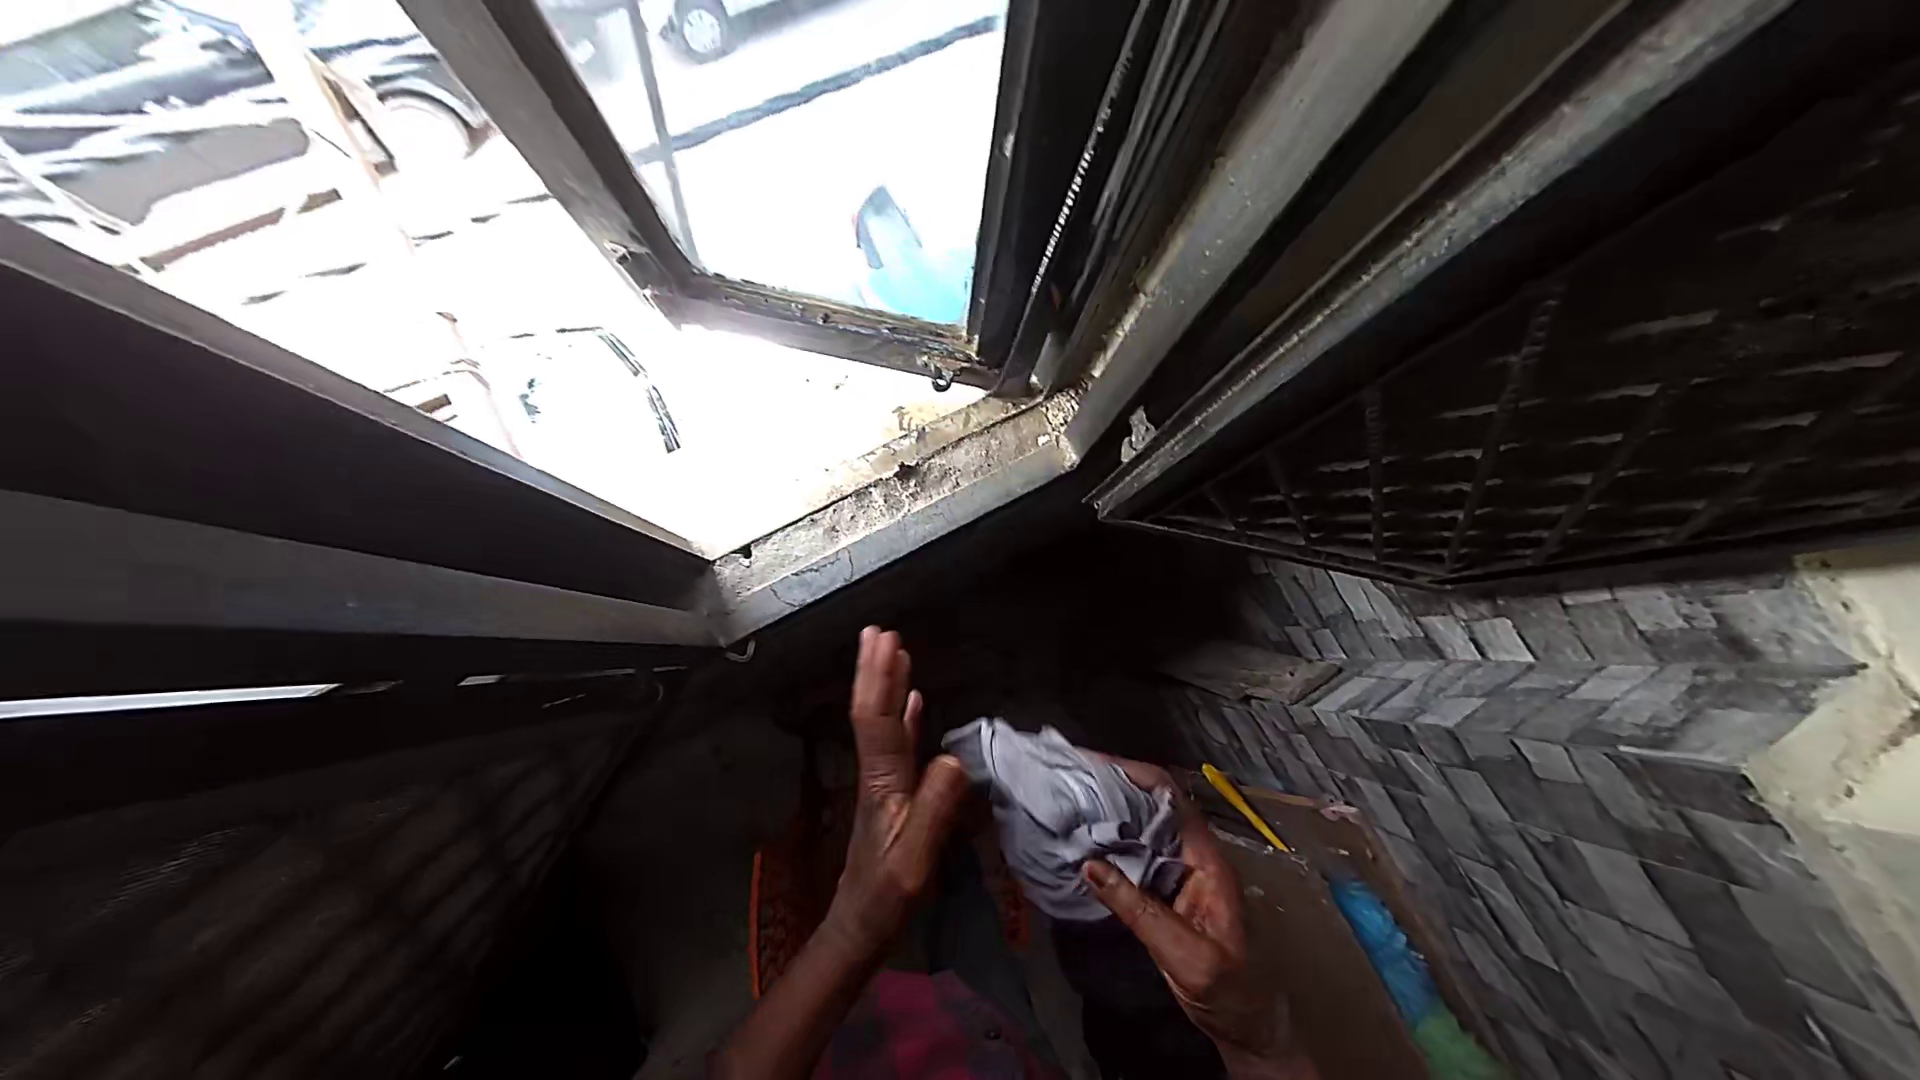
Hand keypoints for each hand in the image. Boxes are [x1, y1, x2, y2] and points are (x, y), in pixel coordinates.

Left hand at [820, 627, 970, 957]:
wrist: (862, 924)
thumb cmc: (888, 895)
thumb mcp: (915, 859)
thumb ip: (934, 809)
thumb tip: (952, 756)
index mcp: (883, 780)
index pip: (878, 718)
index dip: (881, 677)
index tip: (885, 639)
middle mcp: (880, 771)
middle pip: (875, 710)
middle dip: (877, 669)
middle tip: (880, 630)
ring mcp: (886, 780)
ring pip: (887, 721)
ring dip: (888, 684)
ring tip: (894, 652)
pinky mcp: (894, 792)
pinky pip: (900, 742)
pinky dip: (906, 715)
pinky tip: (913, 700)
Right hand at [1084, 762, 1310, 1077]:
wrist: (1251, 1029)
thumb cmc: (1231, 991)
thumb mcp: (1186, 956)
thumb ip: (1138, 910)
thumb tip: (1088, 864)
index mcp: (1208, 859)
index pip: (1170, 797)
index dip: (1135, 774)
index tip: (1095, 764)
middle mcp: (1193, 855)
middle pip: (1153, 804)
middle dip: (1115, 787)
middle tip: (1073, 779)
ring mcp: (1180, 871)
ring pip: (1143, 827)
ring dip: (1111, 812)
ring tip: (1074, 800)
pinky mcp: (1166, 889)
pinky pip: (1137, 853)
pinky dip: (1112, 842)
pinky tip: (1087, 841)